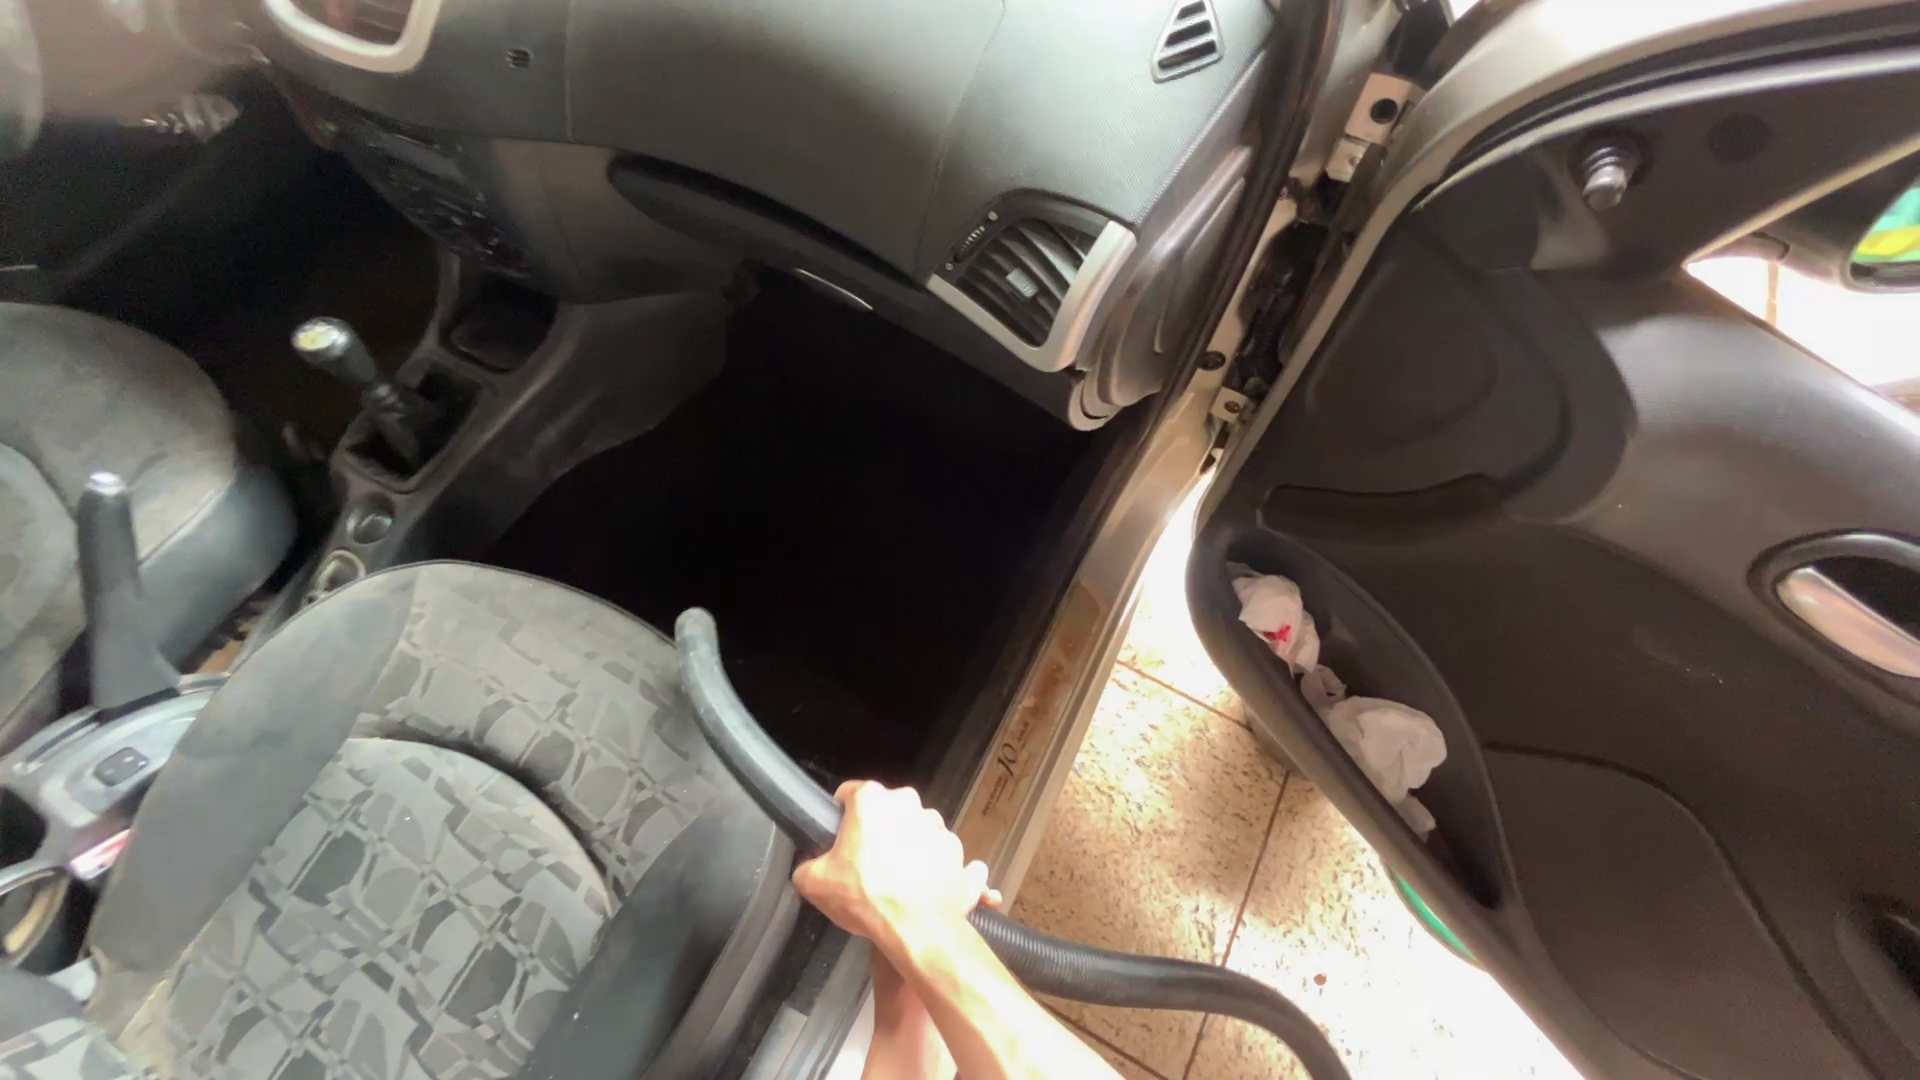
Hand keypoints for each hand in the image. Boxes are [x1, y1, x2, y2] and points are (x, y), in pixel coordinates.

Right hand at [792, 781, 999, 945]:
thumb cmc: (867, 897)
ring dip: (907, 847)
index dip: (841, 814)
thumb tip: (808, 867)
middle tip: (866, 865)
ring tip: (897, 881)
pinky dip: (933, 867)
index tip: (839, 837)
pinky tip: (923, 889)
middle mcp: (907, 802)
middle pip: (886, 811)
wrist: (918, 929)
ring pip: (915, 829)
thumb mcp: (816, 884)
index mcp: (872, 800)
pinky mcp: (956, 848)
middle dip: (877, 832)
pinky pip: (940, 854)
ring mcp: (937, 825)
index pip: (849, 793)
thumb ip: (806, 867)